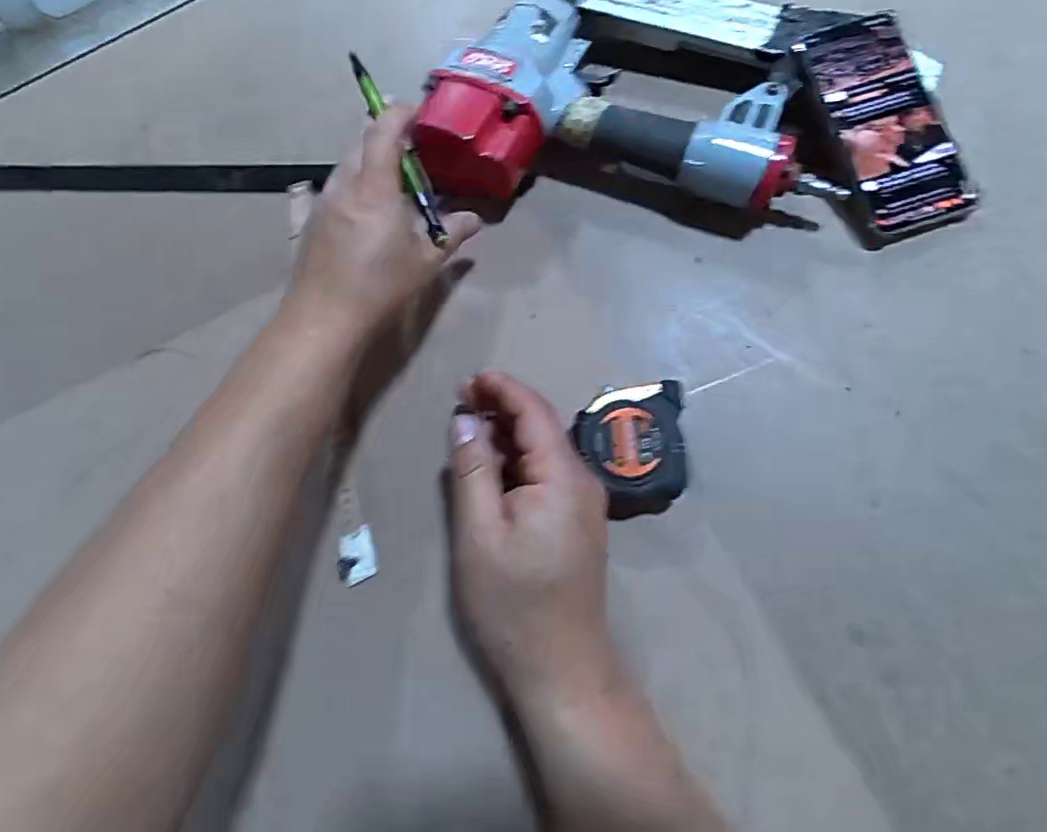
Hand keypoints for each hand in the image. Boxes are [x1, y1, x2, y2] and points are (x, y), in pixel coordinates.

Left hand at [286, 106, 481, 339]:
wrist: (323, 319)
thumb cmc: (380, 288)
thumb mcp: (425, 262)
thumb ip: (452, 234)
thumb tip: (474, 219)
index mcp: (374, 190)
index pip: (382, 131)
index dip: (399, 112)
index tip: (418, 111)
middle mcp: (344, 186)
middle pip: (359, 140)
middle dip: (384, 131)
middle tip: (411, 143)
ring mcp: (322, 202)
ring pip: (345, 163)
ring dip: (368, 157)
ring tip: (393, 175)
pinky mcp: (311, 220)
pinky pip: (335, 186)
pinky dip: (355, 181)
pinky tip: (367, 207)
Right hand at [448, 370, 615, 701]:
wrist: (562, 668)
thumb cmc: (513, 603)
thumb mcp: (479, 534)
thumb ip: (473, 471)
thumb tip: (464, 420)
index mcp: (563, 477)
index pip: (535, 413)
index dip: (503, 389)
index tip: (471, 377)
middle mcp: (582, 482)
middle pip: (543, 427)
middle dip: (503, 407)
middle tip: (462, 397)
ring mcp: (584, 503)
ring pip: (545, 450)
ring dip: (509, 432)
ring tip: (470, 423)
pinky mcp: (577, 521)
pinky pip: (547, 473)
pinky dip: (519, 459)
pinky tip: (492, 462)